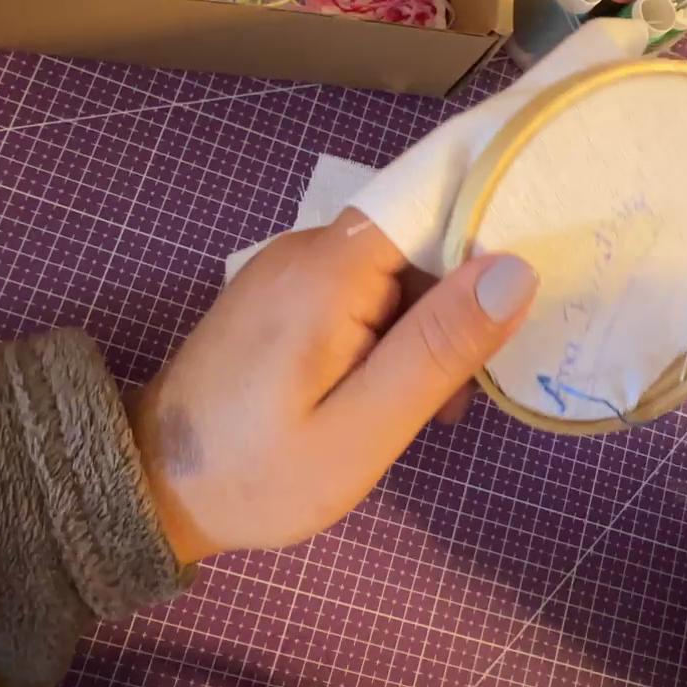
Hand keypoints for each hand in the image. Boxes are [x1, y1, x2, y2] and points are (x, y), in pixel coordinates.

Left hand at [132, 209, 537, 563]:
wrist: (153, 488)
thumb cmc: (259, 470)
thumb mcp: (363, 427)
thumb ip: (437, 347)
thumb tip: (514, 270)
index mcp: (329, 267)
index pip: (425, 198)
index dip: (485, 219)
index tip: (533, 265)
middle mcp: (309, 249)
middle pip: (414, 240)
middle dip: (456, 300)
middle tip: (464, 384)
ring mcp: (291, 270)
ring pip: (392, 271)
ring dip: (424, 325)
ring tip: (430, 404)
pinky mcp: (285, 295)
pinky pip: (359, 292)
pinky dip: (389, 331)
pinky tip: (389, 388)